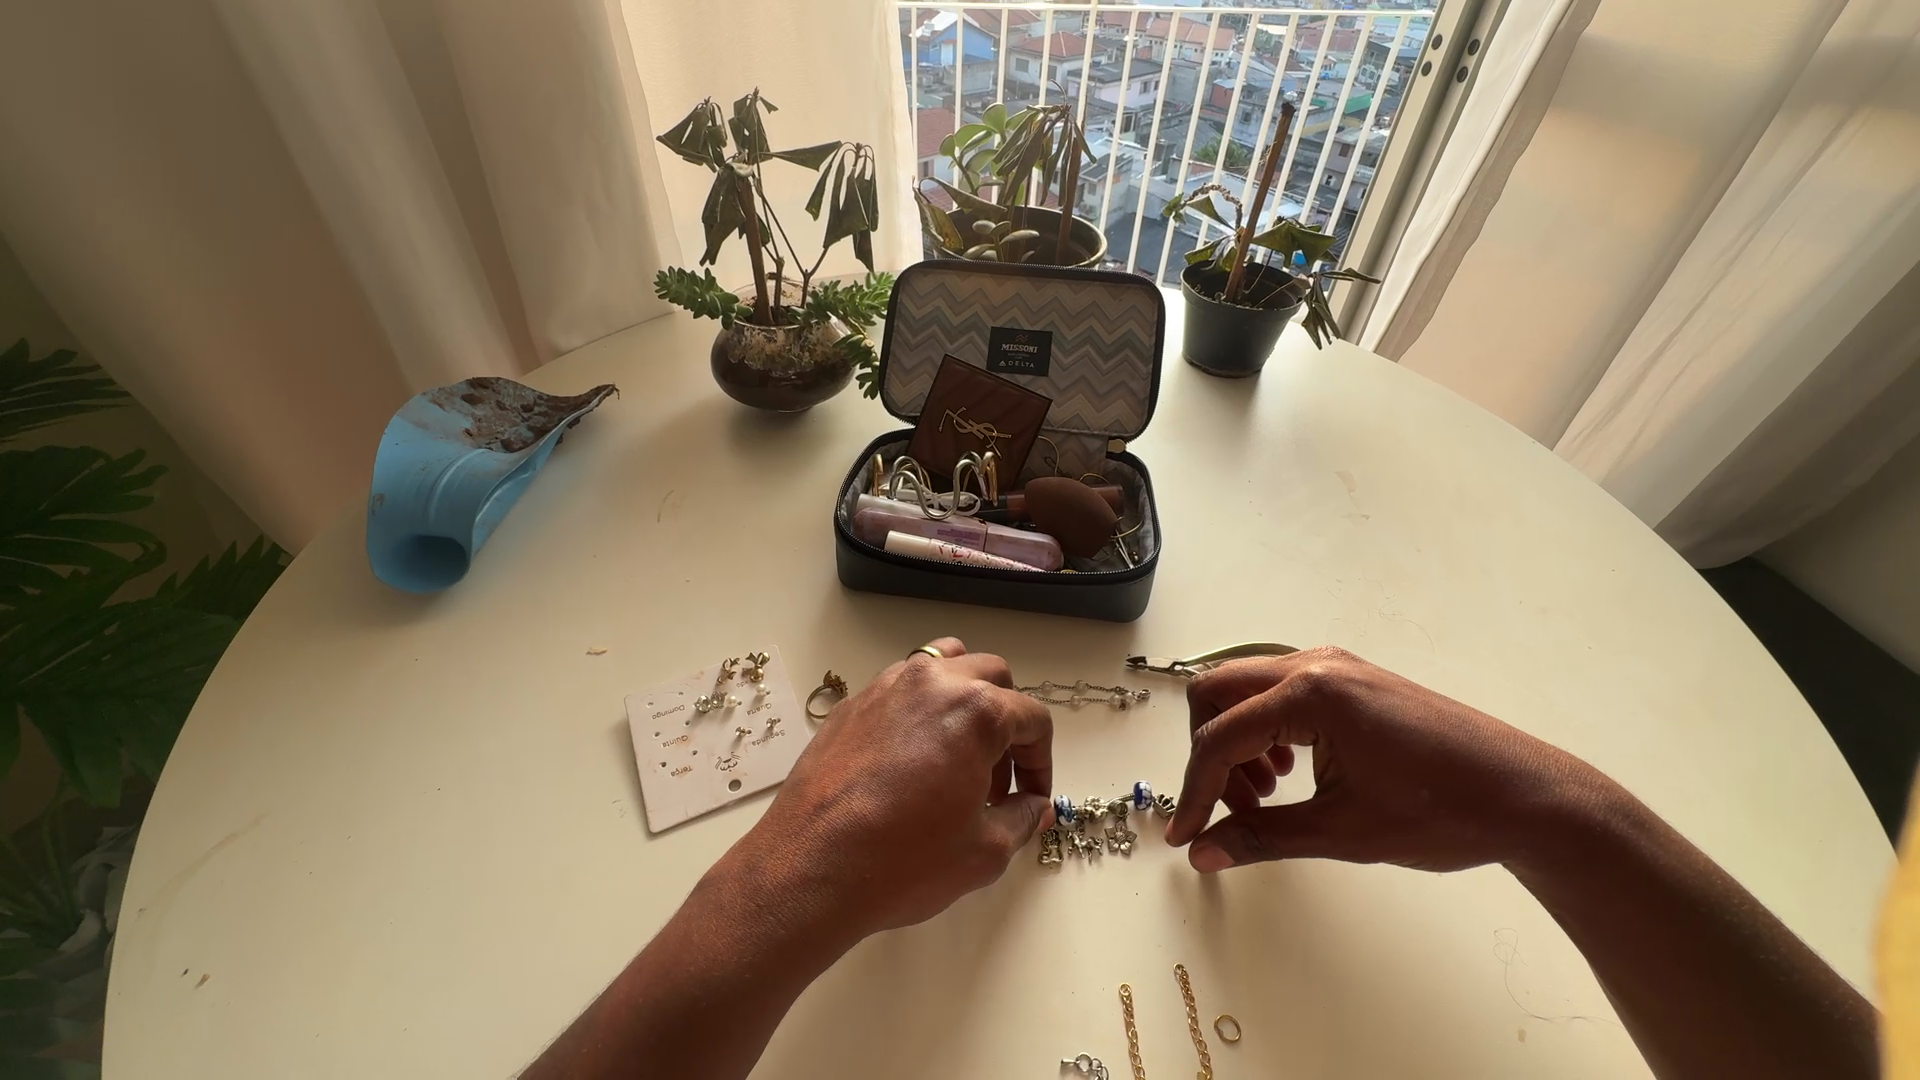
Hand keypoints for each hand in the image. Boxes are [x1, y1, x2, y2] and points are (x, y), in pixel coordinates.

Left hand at [729, 637, 1053, 946]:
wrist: (809, 868)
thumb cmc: (905, 862)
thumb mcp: (983, 851)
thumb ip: (1021, 818)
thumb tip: (1036, 806)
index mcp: (976, 710)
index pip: (1033, 718)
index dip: (1042, 762)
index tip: (1032, 798)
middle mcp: (933, 682)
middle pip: (992, 678)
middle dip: (1007, 724)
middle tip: (997, 779)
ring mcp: (887, 685)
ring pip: (944, 665)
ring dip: (965, 699)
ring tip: (957, 753)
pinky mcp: (852, 702)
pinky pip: (901, 686)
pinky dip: (921, 709)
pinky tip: (910, 760)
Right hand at [1166, 646, 1605, 873]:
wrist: (1531, 796)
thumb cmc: (1442, 813)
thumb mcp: (1343, 832)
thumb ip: (1262, 837)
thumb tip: (1201, 856)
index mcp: (1309, 693)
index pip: (1220, 738)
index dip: (1194, 791)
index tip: (1184, 836)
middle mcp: (1312, 663)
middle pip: (1215, 691)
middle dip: (1207, 751)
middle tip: (1230, 804)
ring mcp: (1332, 664)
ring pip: (1244, 688)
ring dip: (1236, 738)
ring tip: (1267, 792)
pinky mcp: (1348, 676)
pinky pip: (1277, 689)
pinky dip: (1265, 727)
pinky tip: (1294, 768)